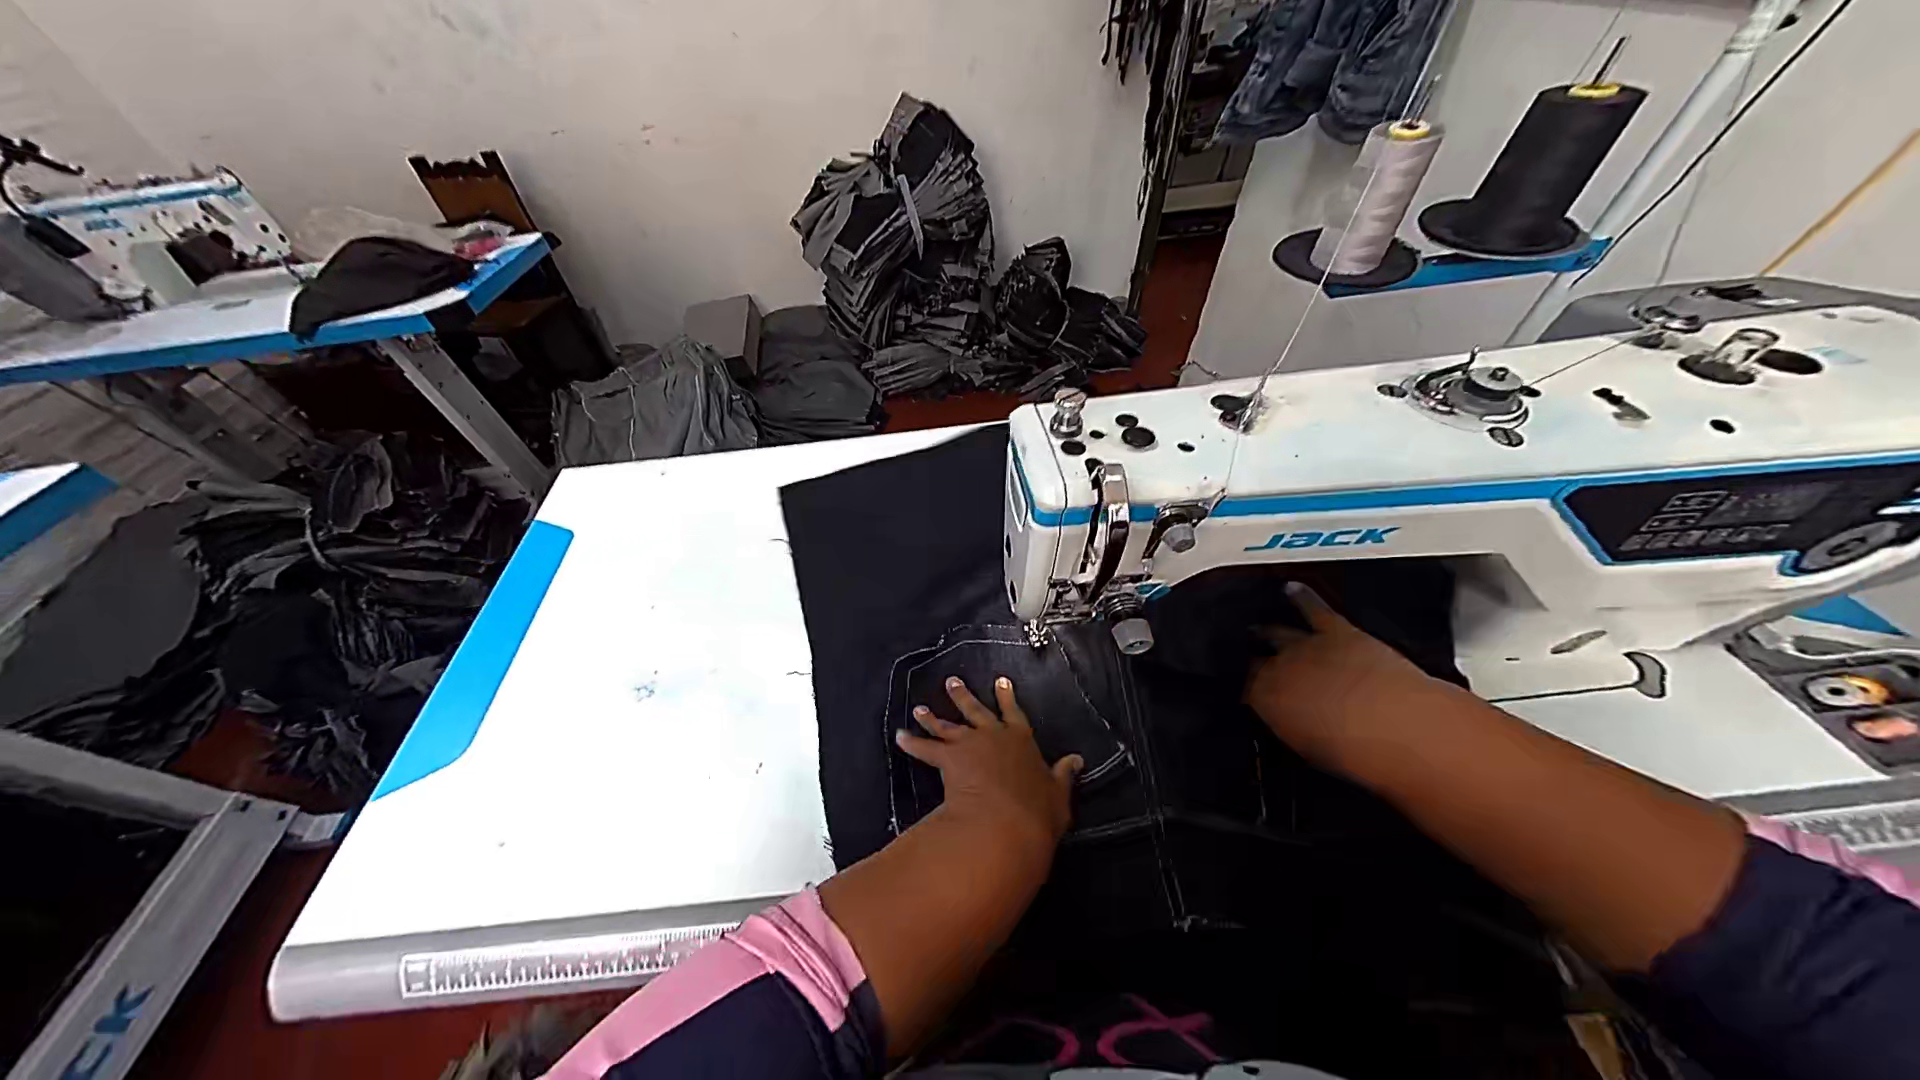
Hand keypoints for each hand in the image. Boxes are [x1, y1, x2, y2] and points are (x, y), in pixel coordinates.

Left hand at [899, 676, 1083, 850]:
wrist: (1007, 821)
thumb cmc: (1037, 810)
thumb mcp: (1059, 793)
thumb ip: (1064, 775)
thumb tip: (1077, 760)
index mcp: (1021, 740)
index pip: (1014, 713)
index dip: (1007, 697)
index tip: (1001, 681)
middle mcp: (994, 735)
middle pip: (976, 710)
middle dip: (963, 695)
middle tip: (952, 682)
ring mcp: (969, 744)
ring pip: (948, 725)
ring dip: (933, 716)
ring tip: (920, 708)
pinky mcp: (948, 757)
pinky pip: (925, 747)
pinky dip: (911, 742)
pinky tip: (900, 736)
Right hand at [1245, 582, 1441, 768]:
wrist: (1396, 726)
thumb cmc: (1352, 750)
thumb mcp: (1306, 746)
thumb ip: (1288, 724)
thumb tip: (1284, 718)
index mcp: (1265, 699)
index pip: (1242, 685)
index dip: (1239, 684)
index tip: (1239, 686)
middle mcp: (1278, 667)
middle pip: (1255, 658)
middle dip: (1248, 657)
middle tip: (1243, 657)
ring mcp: (1307, 645)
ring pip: (1277, 631)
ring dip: (1266, 630)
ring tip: (1255, 627)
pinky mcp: (1337, 630)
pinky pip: (1314, 608)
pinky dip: (1301, 596)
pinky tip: (1290, 588)